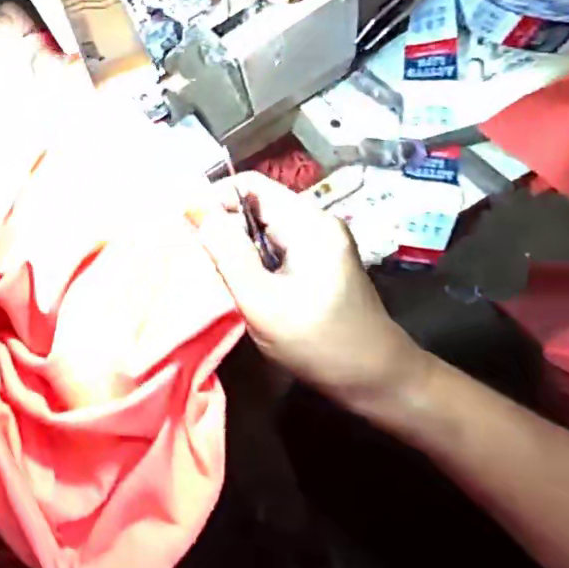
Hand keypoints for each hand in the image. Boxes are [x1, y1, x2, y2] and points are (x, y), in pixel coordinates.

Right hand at [191, 172, 423, 404]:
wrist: (380, 382)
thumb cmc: (321, 345)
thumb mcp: (263, 302)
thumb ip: (227, 253)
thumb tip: (194, 208)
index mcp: (308, 223)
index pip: (250, 185)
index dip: (214, 199)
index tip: (188, 228)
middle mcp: (317, 222)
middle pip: (255, 205)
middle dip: (222, 226)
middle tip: (197, 258)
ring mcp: (321, 241)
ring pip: (262, 227)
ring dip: (235, 246)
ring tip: (214, 273)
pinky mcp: (319, 261)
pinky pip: (275, 245)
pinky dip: (252, 259)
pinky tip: (241, 284)